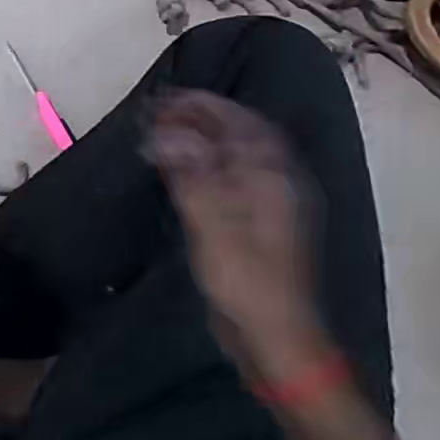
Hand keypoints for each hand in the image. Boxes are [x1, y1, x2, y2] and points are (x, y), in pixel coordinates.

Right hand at [145, 91, 330, 381]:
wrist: (278, 341)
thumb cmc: (247, 284)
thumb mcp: (213, 227)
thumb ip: (190, 176)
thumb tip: (164, 133)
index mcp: (272, 178)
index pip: (239, 124)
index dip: (203, 105)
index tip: (167, 98)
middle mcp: (276, 182)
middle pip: (240, 134)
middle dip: (202, 117)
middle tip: (162, 111)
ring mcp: (269, 203)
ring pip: (236, 154)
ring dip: (204, 137)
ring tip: (168, 131)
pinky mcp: (258, 223)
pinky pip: (232, 175)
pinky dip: (207, 161)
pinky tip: (187, 167)